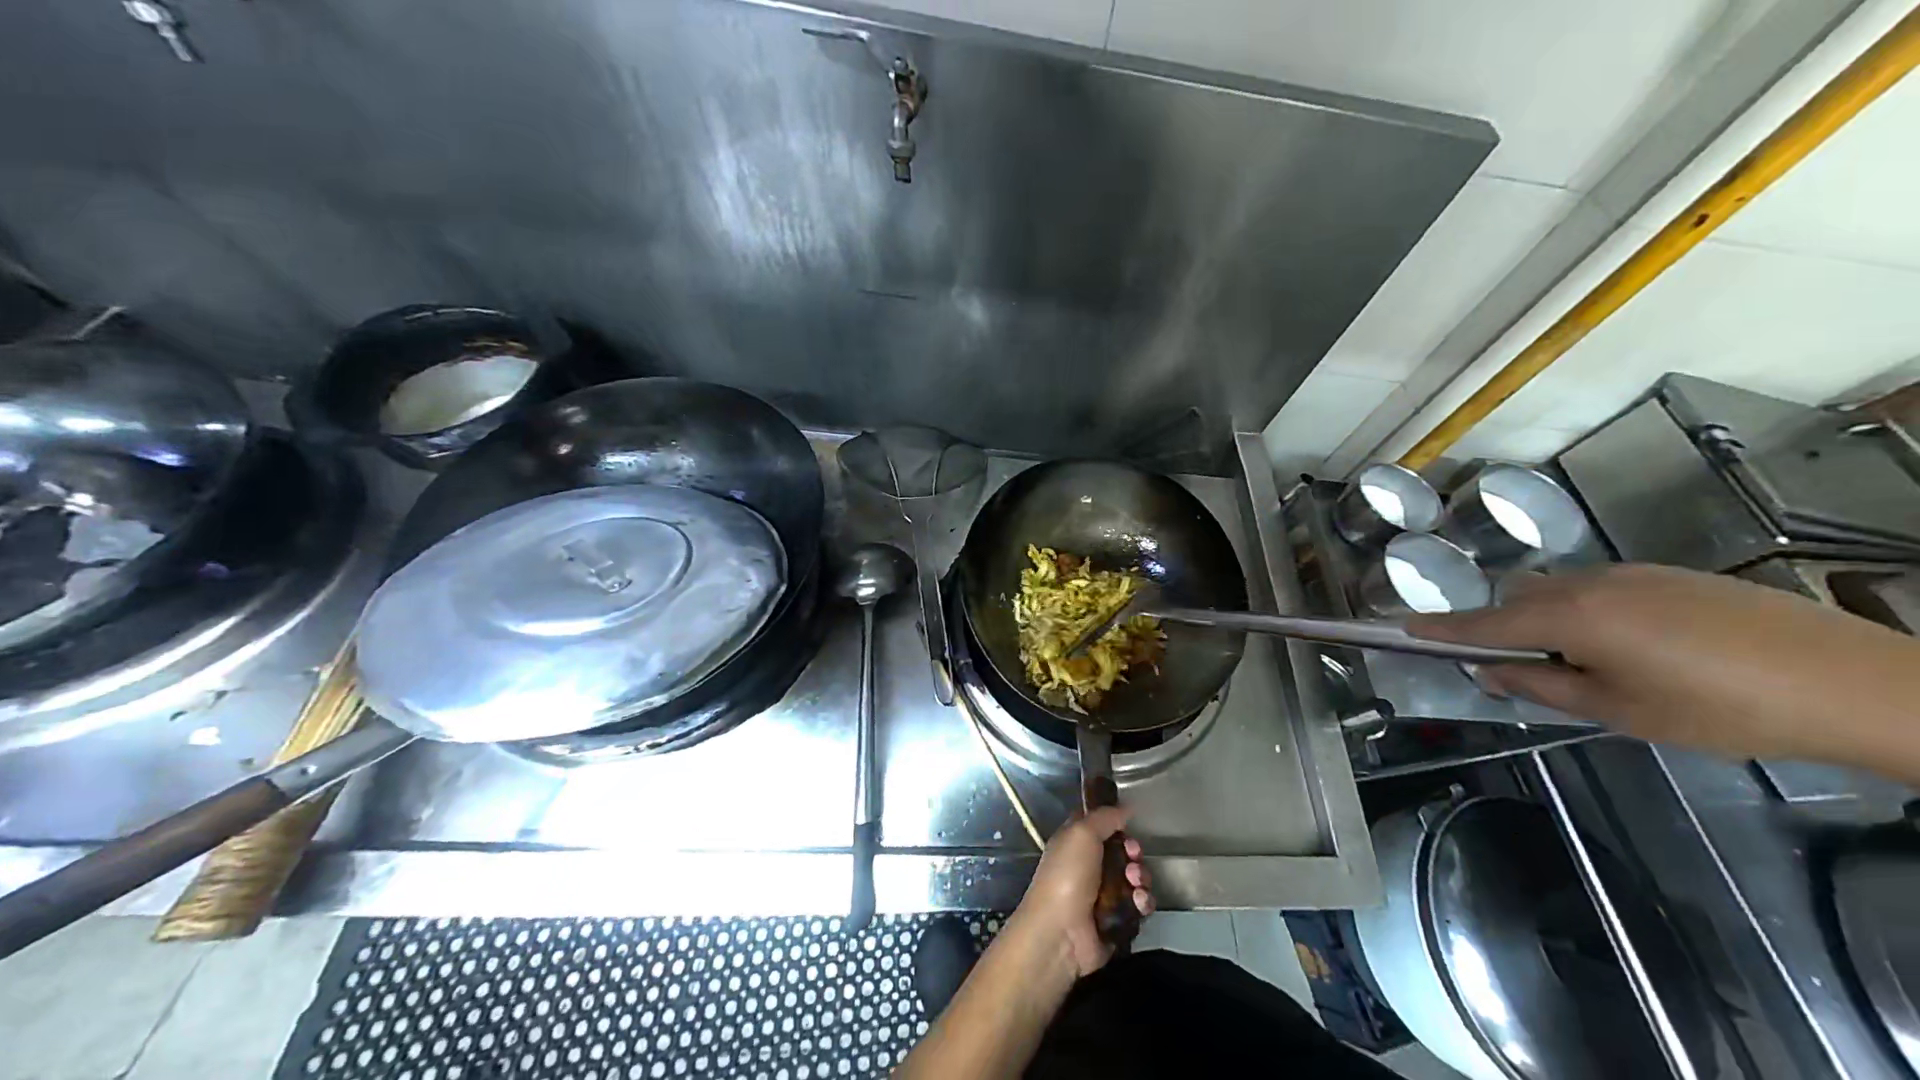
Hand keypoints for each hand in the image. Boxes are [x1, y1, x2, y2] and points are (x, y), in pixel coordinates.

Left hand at [1008, 806, 1153, 977]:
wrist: (1061, 932)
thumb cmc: (1067, 875)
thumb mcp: (1081, 833)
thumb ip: (1104, 817)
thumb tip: (1126, 807)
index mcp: (1075, 842)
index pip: (1099, 824)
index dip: (1115, 822)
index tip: (1127, 822)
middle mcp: (1089, 865)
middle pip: (1123, 850)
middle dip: (1133, 851)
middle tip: (1132, 856)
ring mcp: (1104, 894)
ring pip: (1135, 877)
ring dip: (1141, 877)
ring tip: (1134, 881)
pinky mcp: (1118, 919)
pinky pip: (1140, 904)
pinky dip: (1143, 902)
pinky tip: (1138, 902)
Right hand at [1408, 564, 1919, 773]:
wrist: (1856, 684)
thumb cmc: (1720, 707)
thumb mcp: (1620, 711)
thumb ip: (1543, 687)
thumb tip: (1494, 672)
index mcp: (1572, 616)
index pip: (1485, 622)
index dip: (1442, 628)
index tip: (1402, 627)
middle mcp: (1593, 582)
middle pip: (1520, 596)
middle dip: (1506, 626)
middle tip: (1528, 671)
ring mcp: (1636, 573)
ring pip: (1562, 590)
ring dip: (1551, 619)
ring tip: (1593, 666)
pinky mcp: (1674, 575)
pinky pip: (1603, 587)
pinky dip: (1591, 612)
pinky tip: (1639, 649)